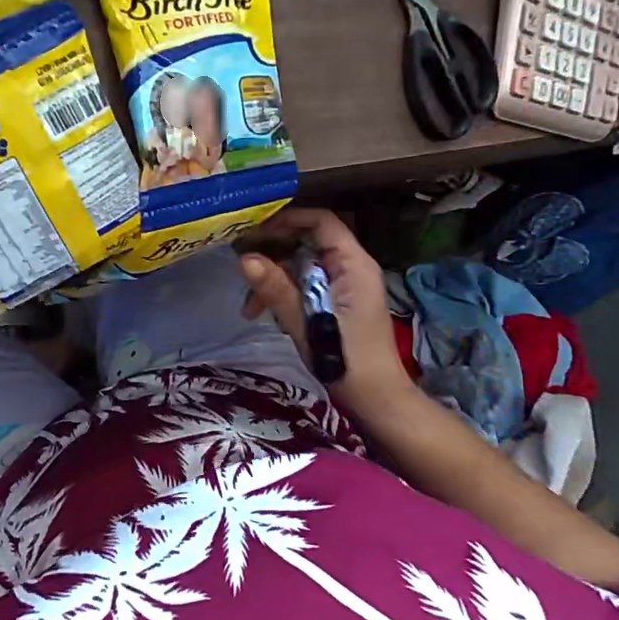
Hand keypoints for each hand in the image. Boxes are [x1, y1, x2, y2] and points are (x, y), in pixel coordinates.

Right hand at [240, 208, 414, 411]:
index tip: (255, 230)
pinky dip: (283, 295)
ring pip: (301, 266)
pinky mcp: (336, 303)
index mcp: (352, 264)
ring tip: (249, 307)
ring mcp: (344, 285)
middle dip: (272, 254)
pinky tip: (262, 314)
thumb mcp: (305, 322)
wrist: (376, 399)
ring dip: (273, 280)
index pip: (321, 221)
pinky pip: (305, 285)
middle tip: (242, 266)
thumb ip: (276, 288)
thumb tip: (244, 258)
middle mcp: (350, 267)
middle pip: (307, 243)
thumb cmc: (345, 359)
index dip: (288, 219)